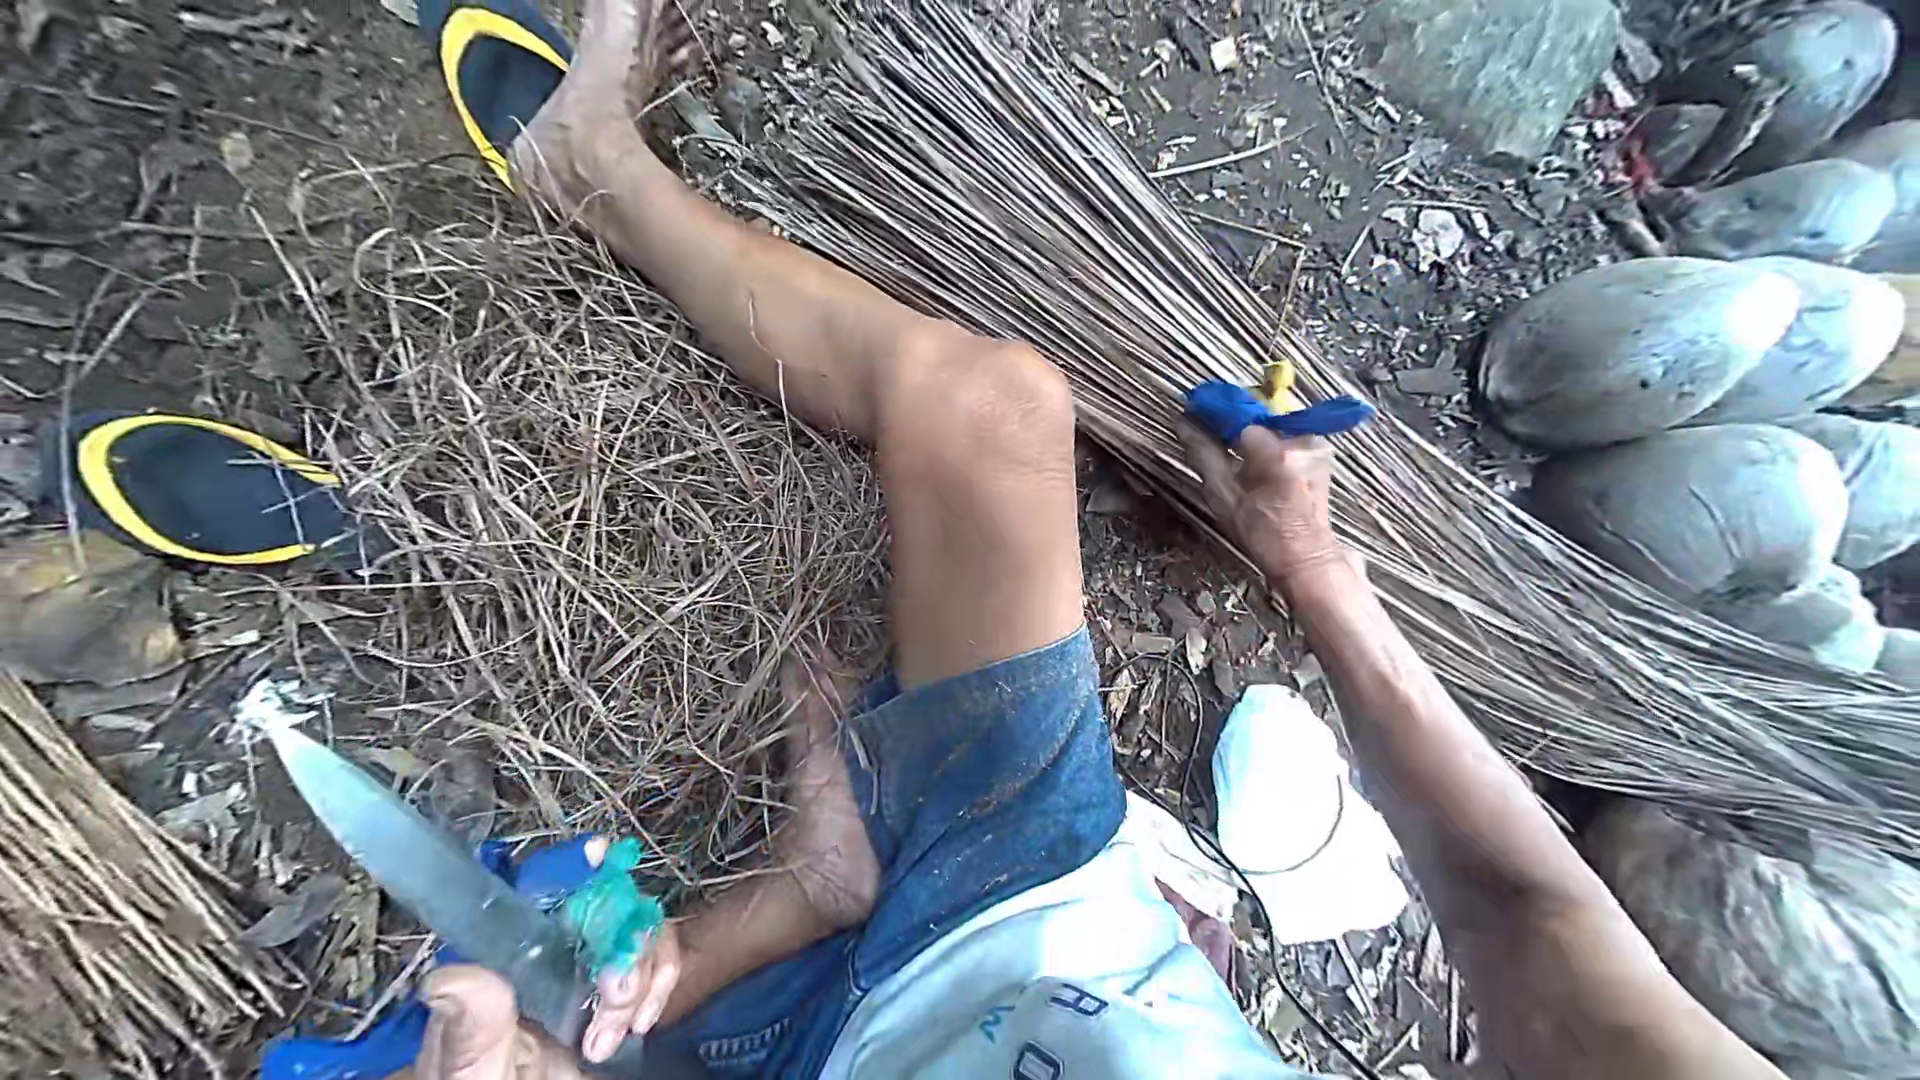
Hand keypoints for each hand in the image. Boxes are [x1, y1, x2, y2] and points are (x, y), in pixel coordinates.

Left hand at [410, 838, 683, 1079]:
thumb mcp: (469, 1068)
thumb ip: (471, 1025)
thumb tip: (446, 978)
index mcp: (513, 949)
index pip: (542, 884)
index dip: (571, 863)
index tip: (597, 853)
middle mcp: (559, 941)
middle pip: (609, 901)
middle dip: (623, 943)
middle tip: (614, 997)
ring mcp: (598, 958)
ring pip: (642, 926)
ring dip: (641, 973)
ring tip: (611, 1034)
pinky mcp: (631, 979)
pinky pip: (664, 952)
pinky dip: (661, 981)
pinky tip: (640, 1022)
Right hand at [1177, 421, 1345, 584]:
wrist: (1305, 556)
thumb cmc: (1264, 535)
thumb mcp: (1222, 497)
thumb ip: (1204, 453)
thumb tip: (1186, 424)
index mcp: (1277, 454)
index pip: (1239, 416)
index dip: (1214, 412)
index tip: (1194, 409)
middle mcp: (1301, 442)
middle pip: (1257, 414)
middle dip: (1231, 420)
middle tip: (1207, 430)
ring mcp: (1314, 444)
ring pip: (1270, 422)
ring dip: (1247, 430)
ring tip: (1228, 448)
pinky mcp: (1318, 450)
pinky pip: (1284, 432)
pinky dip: (1264, 439)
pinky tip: (1251, 458)